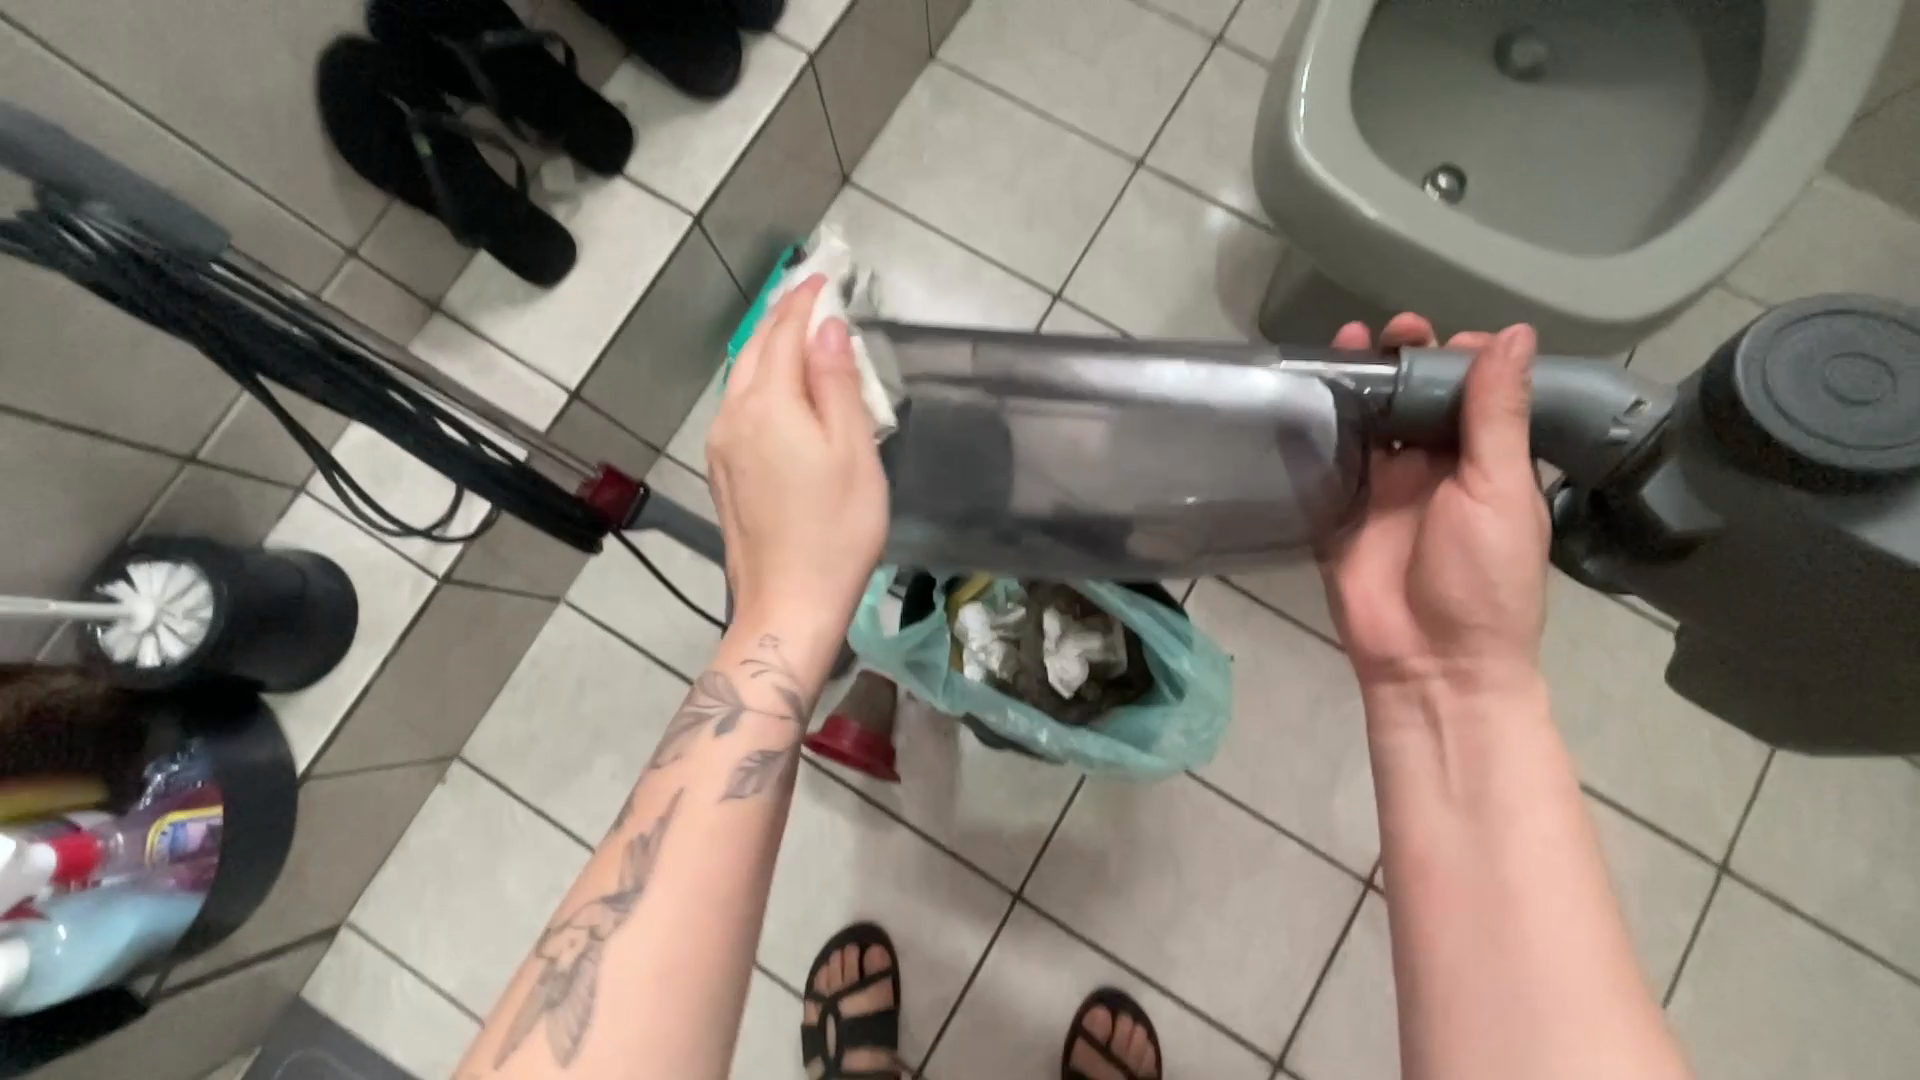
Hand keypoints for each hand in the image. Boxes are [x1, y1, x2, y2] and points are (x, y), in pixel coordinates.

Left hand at [707, 275, 888, 633]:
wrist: (789, 602)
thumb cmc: (837, 530)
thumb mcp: (853, 452)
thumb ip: (836, 384)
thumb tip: (826, 329)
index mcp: (768, 405)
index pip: (783, 333)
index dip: (804, 300)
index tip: (825, 277)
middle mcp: (733, 416)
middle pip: (754, 351)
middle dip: (782, 319)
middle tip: (813, 299)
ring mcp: (720, 446)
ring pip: (741, 379)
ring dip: (768, 350)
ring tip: (799, 338)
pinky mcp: (721, 472)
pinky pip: (738, 408)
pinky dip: (760, 384)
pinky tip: (779, 392)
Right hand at [1321, 315, 1550, 696]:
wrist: (1428, 659)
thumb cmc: (1482, 578)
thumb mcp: (1499, 491)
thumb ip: (1497, 417)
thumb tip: (1512, 335)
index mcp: (1482, 463)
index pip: (1473, 395)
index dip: (1461, 360)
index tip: (1445, 337)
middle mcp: (1430, 470)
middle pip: (1415, 403)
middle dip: (1404, 363)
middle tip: (1389, 333)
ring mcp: (1379, 491)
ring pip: (1368, 425)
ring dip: (1358, 386)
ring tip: (1344, 344)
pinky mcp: (1336, 511)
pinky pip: (1325, 463)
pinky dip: (1316, 430)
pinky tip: (1305, 395)